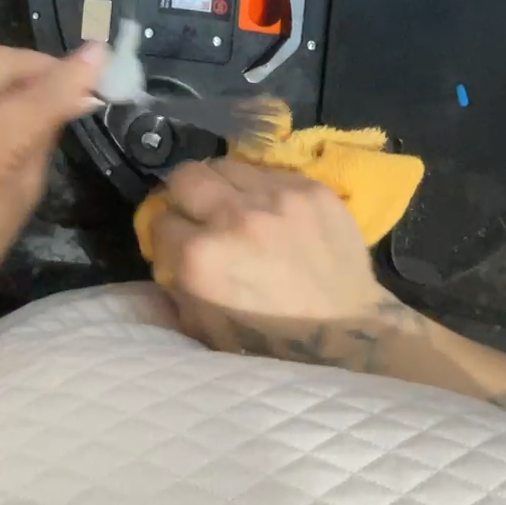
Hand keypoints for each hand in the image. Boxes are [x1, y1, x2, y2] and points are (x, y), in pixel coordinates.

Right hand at [150, 159, 401, 353]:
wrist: (346, 333)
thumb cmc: (268, 340)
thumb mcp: (201, 325)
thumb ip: (174, 283)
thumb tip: (164, 249)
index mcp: (201, 258)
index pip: (159, 221)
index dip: (163, 233)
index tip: (175, 241)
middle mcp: (234, 218)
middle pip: (185, 176)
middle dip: (183, 195)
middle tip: (197, 213)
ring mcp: (277, 198)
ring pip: (226, 165)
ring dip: (222, 187)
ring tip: (235, 208)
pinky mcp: (311, 188)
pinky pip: (268, 171)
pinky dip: (261, 189)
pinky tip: (272, 212)